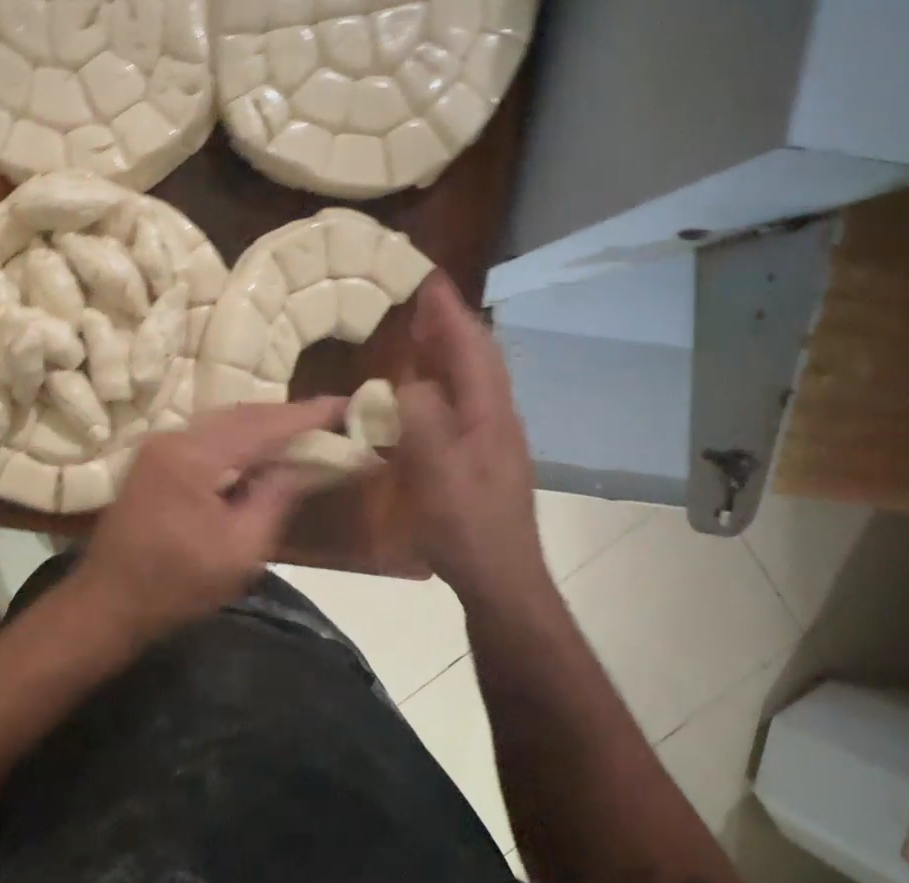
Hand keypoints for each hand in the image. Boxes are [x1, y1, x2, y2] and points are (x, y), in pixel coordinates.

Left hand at [74, 399, 345, 638]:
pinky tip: (260, 455)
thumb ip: (278, 496)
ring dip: (263, 428)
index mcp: (193, 455)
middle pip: (242, 415)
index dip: (310, 416)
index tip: (350, 406)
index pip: (264, 424)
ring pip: (222, 424)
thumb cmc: (177, 585)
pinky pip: (205, 439)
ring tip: (305, 437)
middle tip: (333, 421)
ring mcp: (156, 449)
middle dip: (288, 418)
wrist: (108, 604)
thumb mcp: (242, 548)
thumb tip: (311, 462)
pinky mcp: (151, 464)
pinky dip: (238, 442)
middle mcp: (172, 438)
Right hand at [394, 272, 548, 607]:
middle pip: (476, 360)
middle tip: (418, 304)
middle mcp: (496, 420)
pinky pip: (461, 410)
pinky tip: (422, 403)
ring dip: (446, 356)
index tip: (427, 278)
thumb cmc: (465, 527)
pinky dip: (441, 390)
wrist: (501, 577)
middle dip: (449, 327)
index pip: (470, 347)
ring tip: (417, 341)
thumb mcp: (436, 471)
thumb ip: (421, 419)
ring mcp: (493, 443)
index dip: (448, 312)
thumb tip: (407, 384)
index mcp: (488, 414)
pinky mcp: (483, 465)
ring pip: (471, 384)